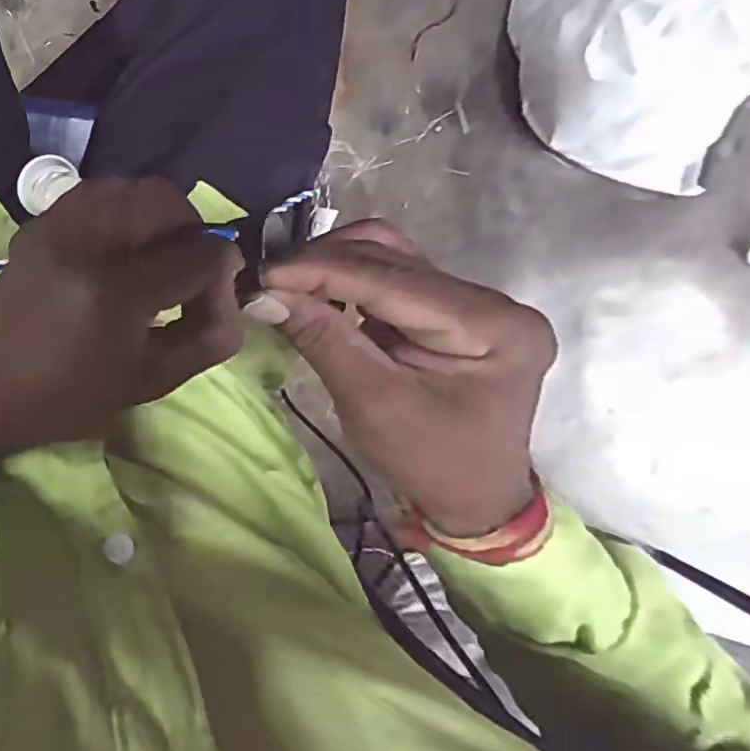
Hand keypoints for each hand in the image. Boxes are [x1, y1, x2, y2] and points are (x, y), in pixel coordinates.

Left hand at [0, 177, 243, 455]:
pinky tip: (115, 244)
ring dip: (153, 214)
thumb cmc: (71, 395)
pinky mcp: (38, 223)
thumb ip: (207, 332)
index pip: (199, 252)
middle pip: (164, 198)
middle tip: (185, 263)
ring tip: (150, 252)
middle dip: (189, 228)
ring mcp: (56, 225)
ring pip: (127, 186)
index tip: (210, 294)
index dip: (219, 272)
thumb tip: (228, 284)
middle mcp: (88, 242)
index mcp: (119, 289)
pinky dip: (117, 209)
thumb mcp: (151, 380)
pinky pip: (92, 193)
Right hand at [261, 220, 555, 535]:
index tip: (259, 275)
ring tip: (284, 286)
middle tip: (264, 282)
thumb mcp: (371, 402)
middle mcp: (487, 298)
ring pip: (383, 254)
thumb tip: (263, 292)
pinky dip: (340, 278)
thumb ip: (320, 338)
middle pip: (386, 254)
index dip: (317, 270)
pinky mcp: (445, 305)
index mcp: (490, 324)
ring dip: (327, 264)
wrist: (473, 496)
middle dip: (318, 264)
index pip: (387, 278)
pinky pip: (384, 273)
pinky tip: (313, 295)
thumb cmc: (429, 460)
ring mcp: (468, 298)